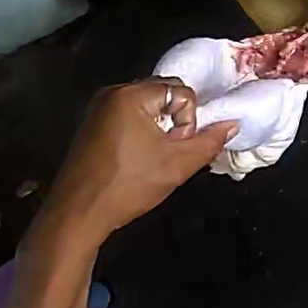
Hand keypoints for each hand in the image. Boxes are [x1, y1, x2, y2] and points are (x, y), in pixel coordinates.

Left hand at [42, 79, 239, 242]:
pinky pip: (128, 113)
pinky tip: (136, 157)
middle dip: (174, 119)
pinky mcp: (91, 122)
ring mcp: (99, 107)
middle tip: (169, 150)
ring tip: (153, 156)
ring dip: (158, 124)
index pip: (181, 91)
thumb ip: (209, 141)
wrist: (76, 215)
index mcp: (132, 95)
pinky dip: (140, 128)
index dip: (188, 119)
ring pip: (146, 104)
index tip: (176, 147)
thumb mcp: (177, 165)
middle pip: (163, 92)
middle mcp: (113, 92)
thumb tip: (232, 124)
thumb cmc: (127, 187)